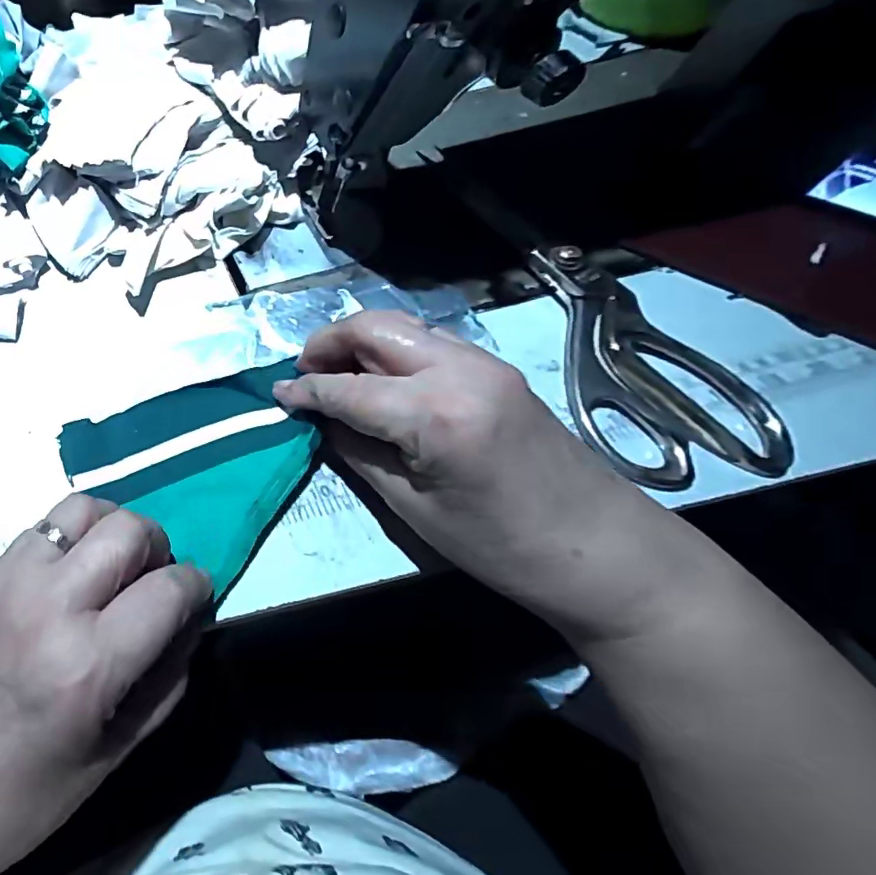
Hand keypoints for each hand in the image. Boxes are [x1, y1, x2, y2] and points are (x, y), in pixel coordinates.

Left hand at [0, 496, 210, 874]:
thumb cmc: (23, 793)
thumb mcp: (116, 752)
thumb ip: (167, 677)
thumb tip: (190, 618)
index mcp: (87, 666)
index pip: (169, 589)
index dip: (196, 586)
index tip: (195, 597)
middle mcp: (50, 607)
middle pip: (131, 530)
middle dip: (159, 549)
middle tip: (152, 581)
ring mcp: (13, 581)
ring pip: (87, 508)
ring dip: (115, 530)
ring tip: (113, 566)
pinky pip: (48, 522)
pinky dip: (76, 535)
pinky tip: (74, 571)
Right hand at [272, 311, 701, 643]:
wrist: (597, 547)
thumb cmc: (500, 547)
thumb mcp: (414, 509)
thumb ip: (360, 453)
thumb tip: (323, 421)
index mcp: (433, 414)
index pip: (348, 388)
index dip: (306, 391)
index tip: (277, 395)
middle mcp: (457, 369)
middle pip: (373, 327)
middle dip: (328, 343)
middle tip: (304, 373)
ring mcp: (483, 361)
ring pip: (403, 327)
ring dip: (362, 342)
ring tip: (338, 375)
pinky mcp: (496, 367)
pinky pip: (431, 342)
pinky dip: (396, 351)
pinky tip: (385, 380)